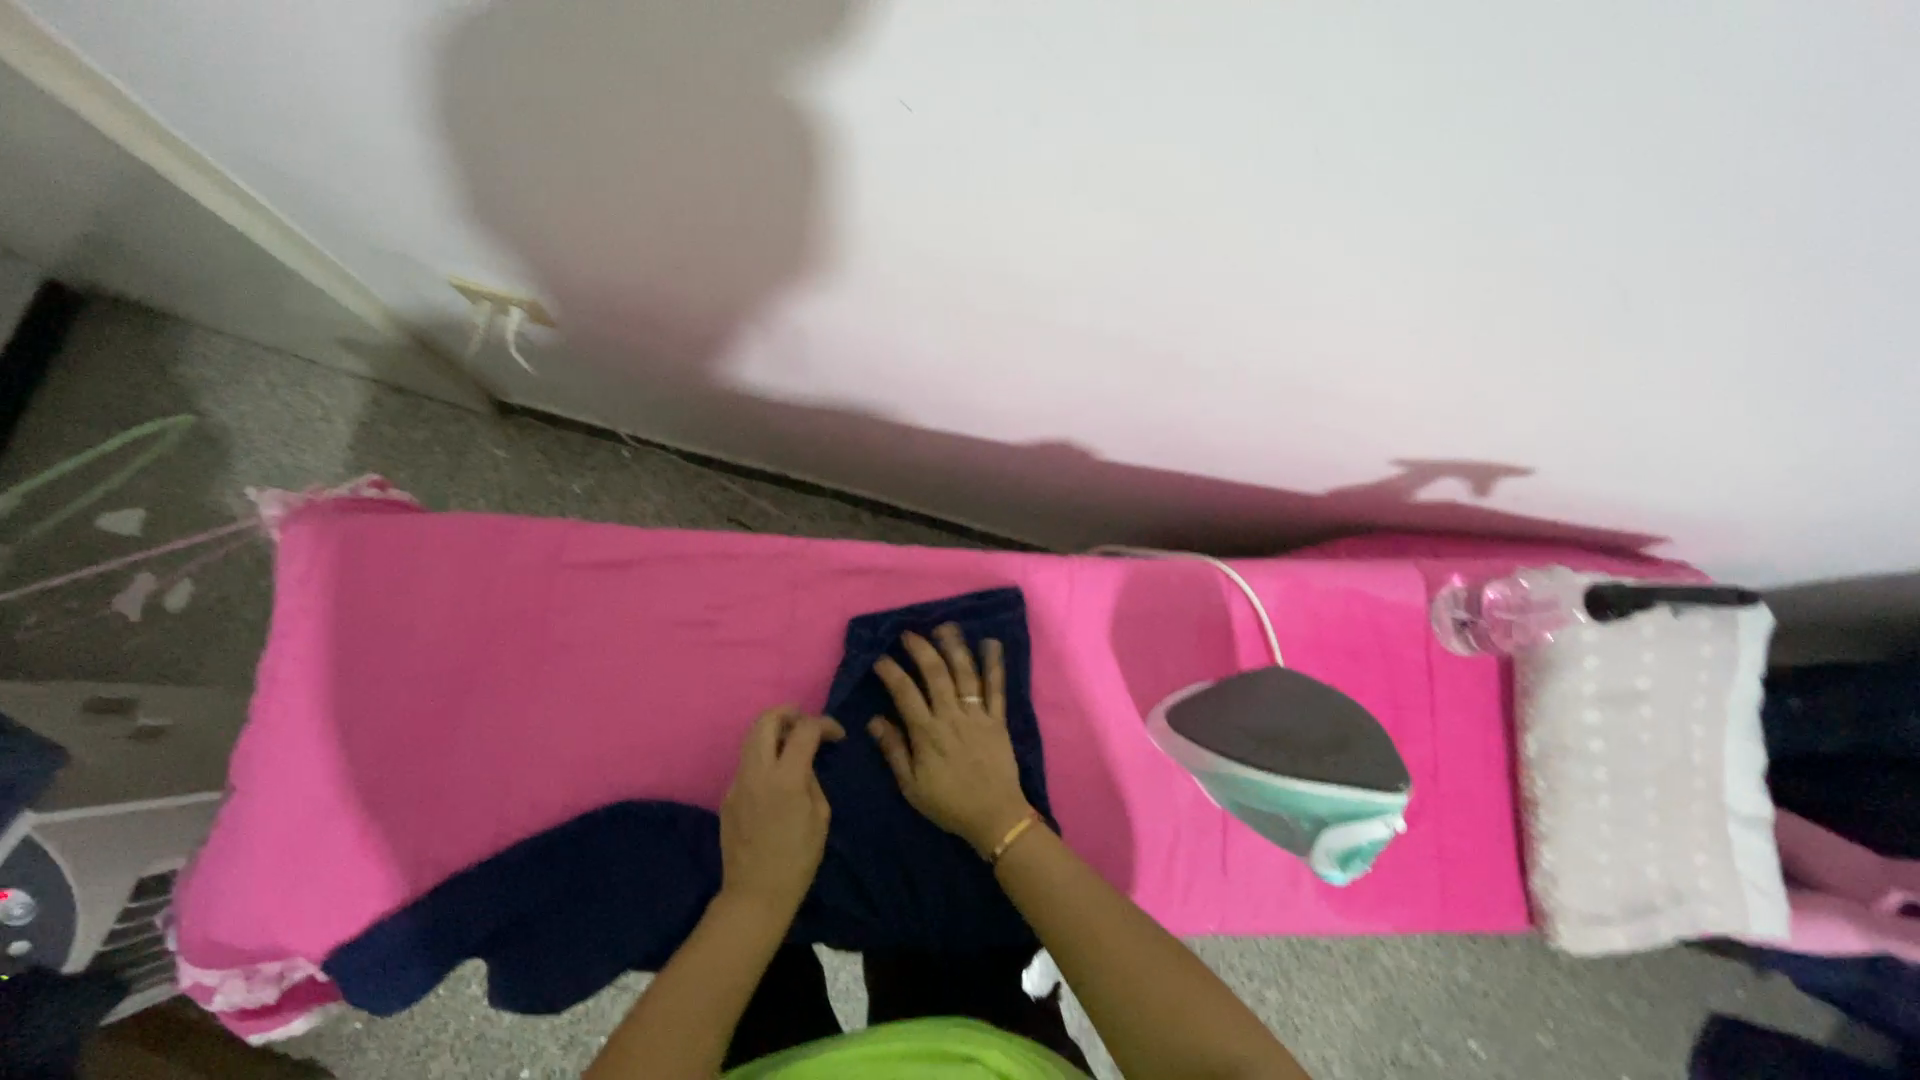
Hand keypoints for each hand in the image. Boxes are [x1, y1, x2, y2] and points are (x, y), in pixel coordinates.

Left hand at [719, 707, 843, 916]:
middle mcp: (756, 773)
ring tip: (791, 742)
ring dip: (772, 732)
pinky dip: (763, 758)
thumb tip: (803, 765)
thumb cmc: (797, 860)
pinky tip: (776, 778)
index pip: (804, 730)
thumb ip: (812, 782)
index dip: (824, 724)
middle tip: (805, 722)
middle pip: (765, 720)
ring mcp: (737, 783)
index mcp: (786, 779)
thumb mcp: (820, 817)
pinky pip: (746, 765)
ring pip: (750, 738)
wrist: (755, 893)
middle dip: (788, 712)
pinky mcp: (727, 797)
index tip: (837, 735)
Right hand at [869, 624, 1033, 856]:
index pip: (905, 693)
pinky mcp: (999, 721)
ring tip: (944, 627)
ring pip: (965, 674)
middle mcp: (951, 718)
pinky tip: (991, 643)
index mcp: (927, 734)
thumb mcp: (911, 786)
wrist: (995, 817)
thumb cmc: (949, 805)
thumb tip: (875, 720)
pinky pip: (997, 688)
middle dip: (921, 650)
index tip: (880, 659)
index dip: (891, 672)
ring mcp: (978, 716)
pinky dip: (995, 664)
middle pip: (936, 675)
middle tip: (909, 634)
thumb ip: (894, 750)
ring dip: (955, 647)